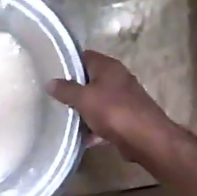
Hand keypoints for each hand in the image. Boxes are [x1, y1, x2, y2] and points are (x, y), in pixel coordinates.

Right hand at [47, 51, 186, 164]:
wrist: (146, 139)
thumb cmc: (113, 112)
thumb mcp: (84, 99)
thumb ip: (66, 90)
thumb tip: (50, 82)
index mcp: (109, 67)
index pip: (85, 56)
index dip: (68, 63)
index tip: (51, 72)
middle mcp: (118, 79)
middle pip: (91, 80)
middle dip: (74, 89)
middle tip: (54, 97)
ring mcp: (124, 99)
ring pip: (97, 101)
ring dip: (83, 110)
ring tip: (63, 118)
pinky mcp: (126, 118)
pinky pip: (105, 119)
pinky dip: (94, 127)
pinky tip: (81, 138)